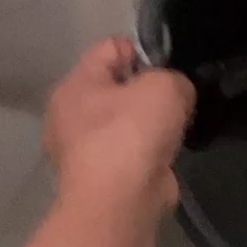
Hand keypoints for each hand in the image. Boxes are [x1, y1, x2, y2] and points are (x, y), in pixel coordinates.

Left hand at [43, 38, 195, 221]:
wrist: (121, 199)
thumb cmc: (133, 132)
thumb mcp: (166, 84)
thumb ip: (174, 77)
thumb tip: (171, 94)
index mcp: (76, 85)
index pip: (113, 46)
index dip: (146, 51)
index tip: (170, 68)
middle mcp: (69, 113)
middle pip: (119, 83)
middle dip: (150, 87)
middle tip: (177, 97)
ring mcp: (81, 146)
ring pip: (127, 117)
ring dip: (152, 119)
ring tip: (176, 124)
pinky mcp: (100, 172)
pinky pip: (131, 144)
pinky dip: (150, 146)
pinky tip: (167, 148)